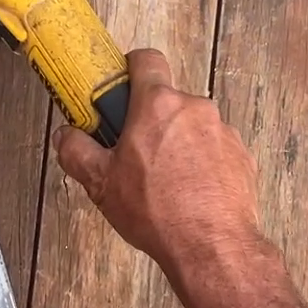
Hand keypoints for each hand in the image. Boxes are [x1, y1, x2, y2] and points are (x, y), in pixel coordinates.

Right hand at [54, 48, 262, 272]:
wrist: (211, 247)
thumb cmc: (158, 213)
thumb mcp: (101, 184)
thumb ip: (77, 152)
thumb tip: (65, 137)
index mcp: (157, 106)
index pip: (145, 60)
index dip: (130, 69)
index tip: (120, 89)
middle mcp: (195, 109)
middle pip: (167, 101)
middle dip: (149, 123)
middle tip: (133, 156)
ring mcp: (223, 132)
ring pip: (191, 127)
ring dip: (176, 145)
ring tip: (162, 184)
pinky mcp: (241, 157)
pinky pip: (214, 150)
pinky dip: (201, 165)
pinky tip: (188, 194)